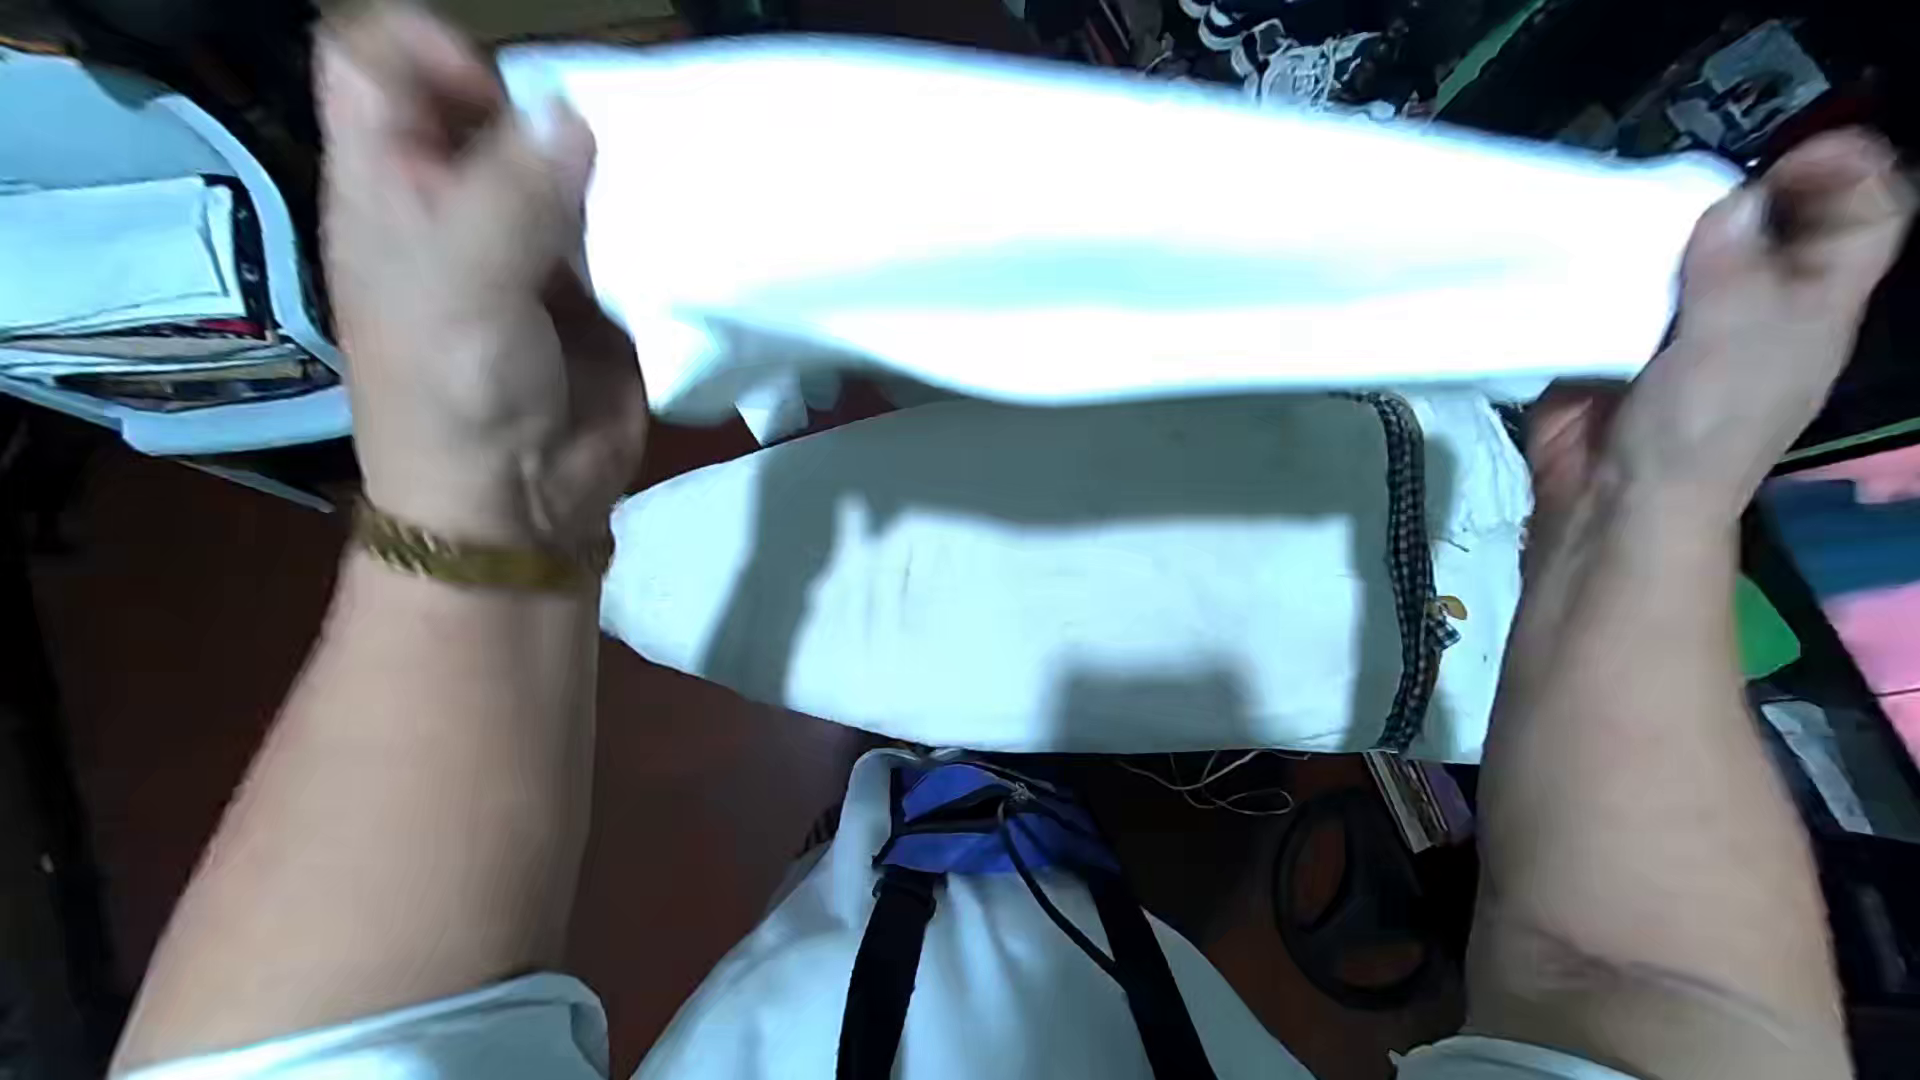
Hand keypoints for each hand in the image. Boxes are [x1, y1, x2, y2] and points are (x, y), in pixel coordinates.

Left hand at [317, 6, 646, 548]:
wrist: (526, 497)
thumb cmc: (458, 394)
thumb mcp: (462, 285)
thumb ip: (513, 195)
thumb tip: (573, 118)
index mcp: (396, 194)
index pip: (383, 74)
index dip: (431, 56)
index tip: (501, 93)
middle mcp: (469, 214)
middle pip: (499, 120)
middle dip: (550, 113)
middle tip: (612, 139)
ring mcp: (545, 261)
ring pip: (576, 181)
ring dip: (617, 176)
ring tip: (662, 183)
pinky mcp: (606, 302)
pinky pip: (632, 246)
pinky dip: (656, 234)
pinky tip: (683, 236)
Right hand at [1528, 129, 1914, 543]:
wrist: (1609, 494)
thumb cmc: (1699, 427)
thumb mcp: (1739, 343)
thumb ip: (1734, 271)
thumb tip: (1727, 204)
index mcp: (1806, 306)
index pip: (1855, 221)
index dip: (1845, 177)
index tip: (1797, 153)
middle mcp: (1738, 311)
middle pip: (1748, 234)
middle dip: (1721, 202)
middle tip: (1677, 186)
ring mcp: (1660, 333)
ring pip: (1660, 267)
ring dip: (1638, 245)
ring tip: (1610, 221)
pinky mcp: (1594, 352)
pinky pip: (1592, 306)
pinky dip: (1582, 287)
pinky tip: (1565, 269)